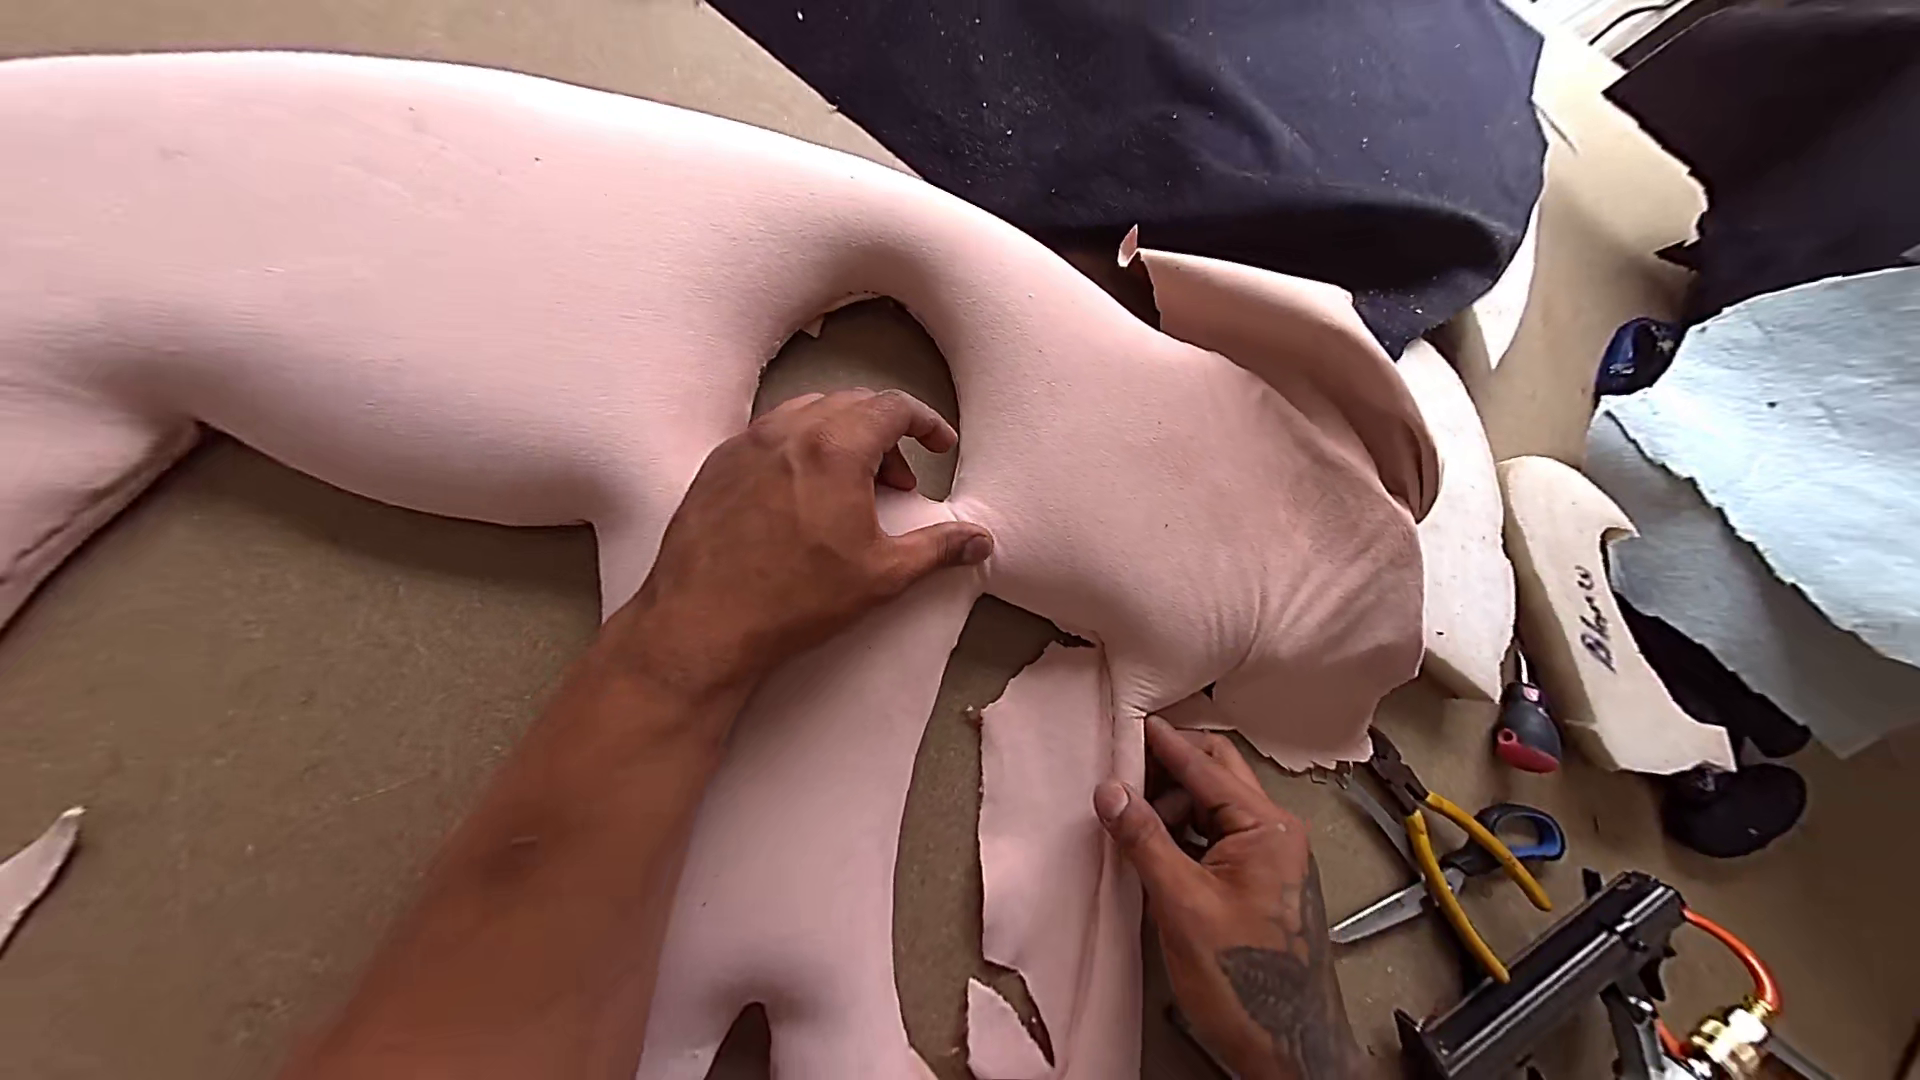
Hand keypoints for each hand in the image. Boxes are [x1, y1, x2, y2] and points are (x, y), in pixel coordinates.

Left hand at [605, 388, 992, 701]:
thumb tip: (979, 541)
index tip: (939, 445)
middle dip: (888, 434)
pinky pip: (773, 433)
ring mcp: (747, 444)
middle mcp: (788, 432)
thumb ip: (939, 548)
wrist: (702, 623)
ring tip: (854, 486)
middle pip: (854, 405)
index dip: (926, 423)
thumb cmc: (794, 600)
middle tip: (900, 480)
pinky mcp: (719, 463)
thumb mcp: (883, 575)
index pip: (893, 408)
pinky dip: (804, 446)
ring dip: (845, 437)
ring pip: (811, 413)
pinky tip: (806, 492)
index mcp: (834, 449)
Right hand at [1095, 716, 1360, 1079]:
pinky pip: (1211, 829)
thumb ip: (1143, 838)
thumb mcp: (1182, 904)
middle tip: (1126, 765)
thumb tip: (1110, 791)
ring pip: (1210, 800)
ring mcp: (1266, 853)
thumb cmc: (1247, 984)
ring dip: (1170, 798)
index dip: (1163, 744)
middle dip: (1170, 764)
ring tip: (1132, 813)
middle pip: (1215, 772)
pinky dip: (1179, 825)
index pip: (1204, 767)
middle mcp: (1272, 831)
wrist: (1287, 1056)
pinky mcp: (1253, 875)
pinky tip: (1151, 837)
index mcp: (1266, 828)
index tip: (1132, 723)